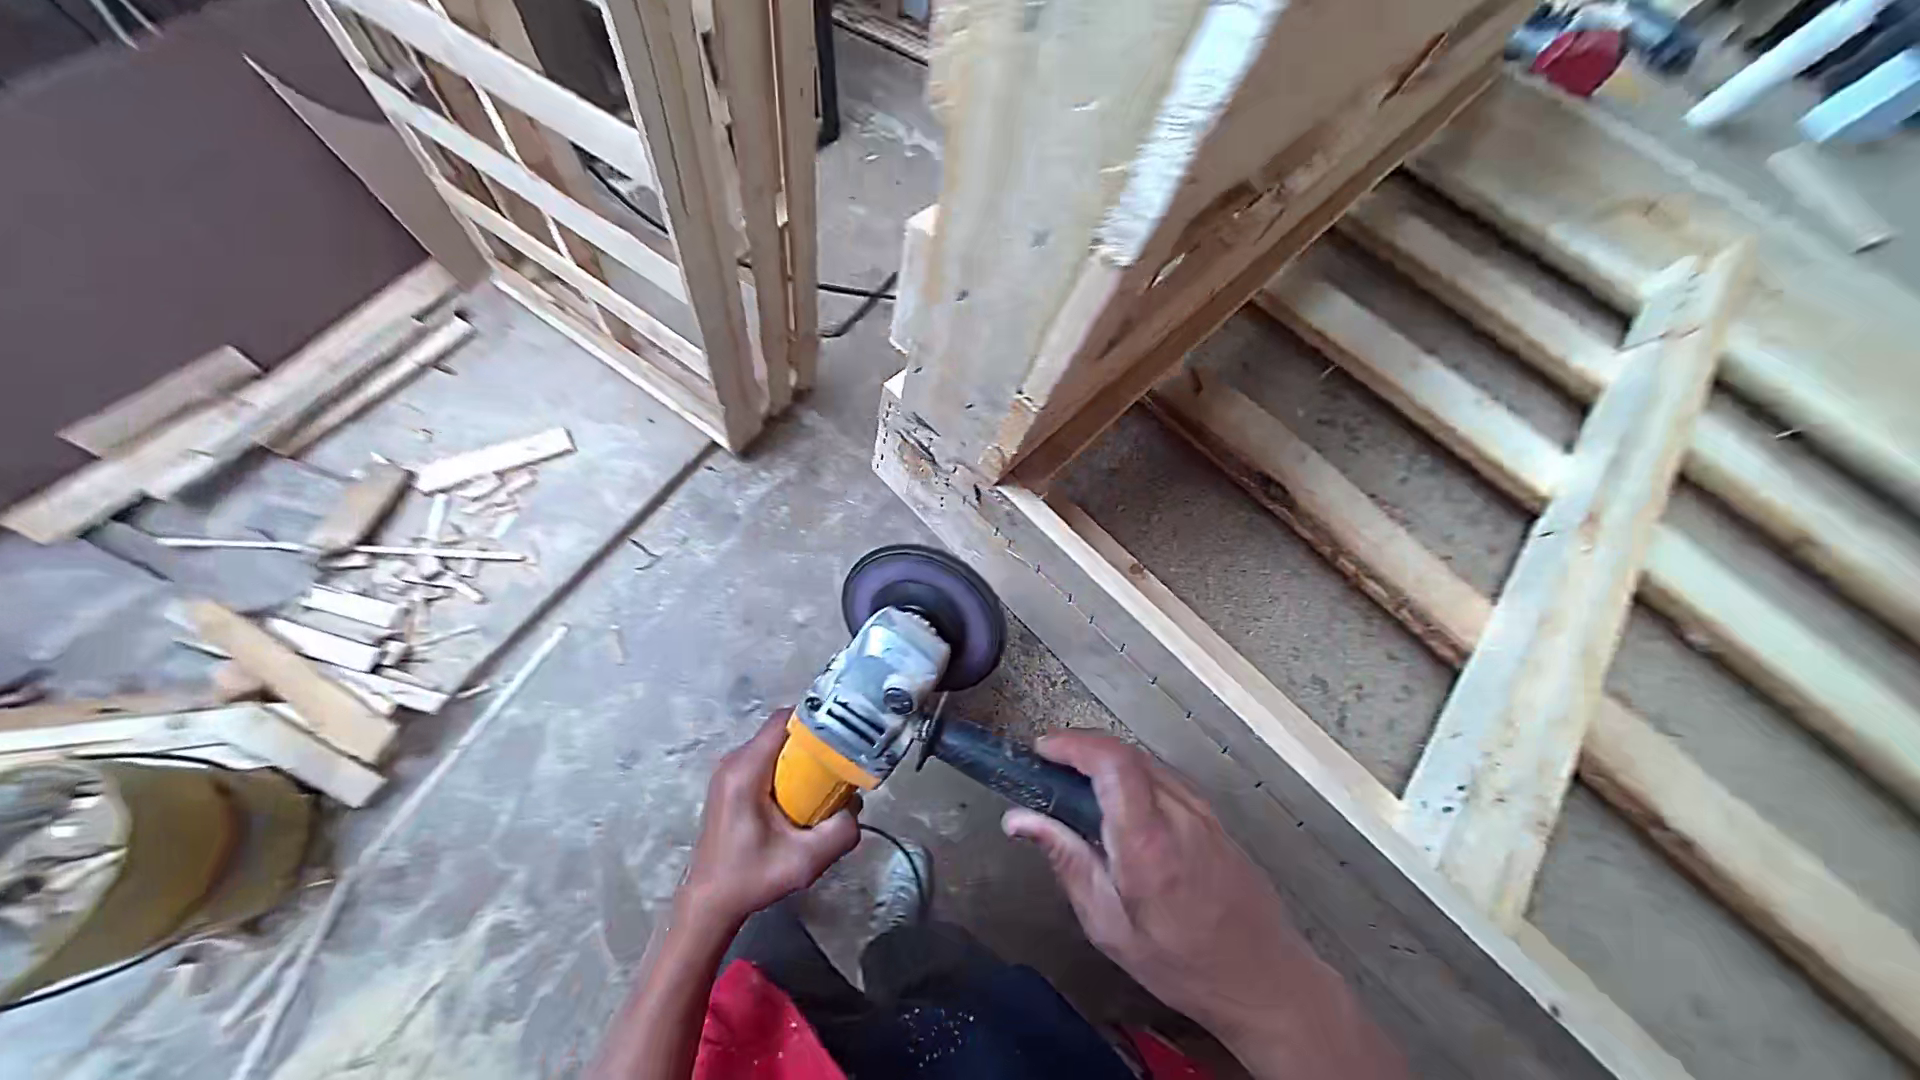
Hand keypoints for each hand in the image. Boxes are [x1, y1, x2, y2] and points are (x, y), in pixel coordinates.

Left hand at [680, 709, 860, 928]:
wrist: (710, 903)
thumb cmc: (751, 878)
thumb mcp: (804, 862)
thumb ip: (839, 833)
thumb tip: (855, 806)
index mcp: (745, 771)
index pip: (783, 720)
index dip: (815, 719)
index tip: (841, 733)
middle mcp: (734, 763)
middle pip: (781, 731)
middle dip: (813, 740)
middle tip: (840, 759)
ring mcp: (729, 772)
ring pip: (775, 745)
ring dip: (801, 755)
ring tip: (826, 778)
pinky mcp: (731, 784)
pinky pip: (766, 759)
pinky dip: (788, 766)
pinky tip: (803, 793)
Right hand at [1004, 733, 1403, 1076]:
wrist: (1266, 979)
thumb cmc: (1181, 963)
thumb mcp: (1109, 925)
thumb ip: (1066, 861)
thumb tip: (1018, 819)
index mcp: (1149, 843)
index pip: (1113, 763)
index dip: (1074, 744)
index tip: (1043, 750)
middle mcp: (1178, 813)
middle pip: (1124, 752)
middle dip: (1080, 747)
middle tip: (1048, 767)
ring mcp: (1200, 808)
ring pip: (1143, 758)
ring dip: (1103, 757)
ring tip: (1073, 781)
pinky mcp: (1211, 811)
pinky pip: (1161, 774)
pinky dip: (1129, 771)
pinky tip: (1115, 798)